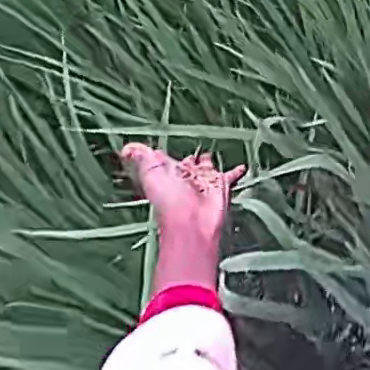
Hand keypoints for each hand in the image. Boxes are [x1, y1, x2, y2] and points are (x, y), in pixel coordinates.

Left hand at [121, 143, 245, 292]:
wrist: (192, 221)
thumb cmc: (169, 200)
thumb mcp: (151, 174)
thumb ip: (143, 159)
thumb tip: (127, 148)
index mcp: (170, 175)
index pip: (169, 162)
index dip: (167, 155)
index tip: (164, 148)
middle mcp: (187, 178)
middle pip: (190, 164)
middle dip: (191, 159)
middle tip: (193, 151)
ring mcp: (205, 182)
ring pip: (209, 168)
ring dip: (211, 162)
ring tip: (212, 155)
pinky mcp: (221, 185)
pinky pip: (230, 176)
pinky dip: (237, 171)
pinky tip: (242, 167)